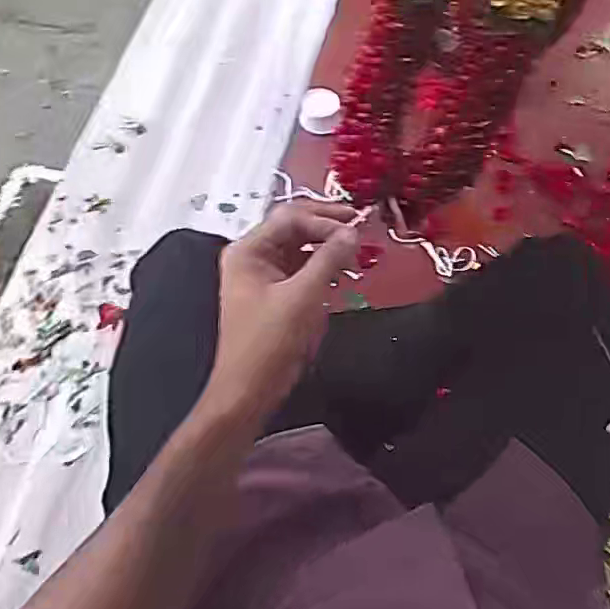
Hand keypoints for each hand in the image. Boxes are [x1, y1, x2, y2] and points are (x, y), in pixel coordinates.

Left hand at [205, 201, 358, 416]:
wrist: (250, 390)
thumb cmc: (267, 344)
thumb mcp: (303, 296)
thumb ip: (329, 259)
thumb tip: (352, 233)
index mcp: (249, 251)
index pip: (291, 218)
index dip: (325, 220)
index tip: (355, 230)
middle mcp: (254, 257)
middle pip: (295, 226)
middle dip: (329, 225)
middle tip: (360, 224)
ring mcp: (265, 274)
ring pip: (302, 245)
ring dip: (329, 244)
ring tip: (357, 248)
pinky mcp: (278, 291)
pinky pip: (304, 265)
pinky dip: (325, 263)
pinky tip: (344, 267)